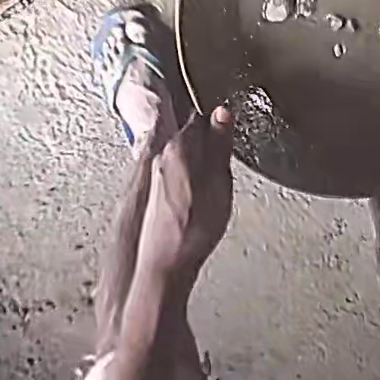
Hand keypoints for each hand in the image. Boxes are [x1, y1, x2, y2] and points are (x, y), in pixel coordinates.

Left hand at [135, 107, 235, 291]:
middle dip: (205, 142)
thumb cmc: (192, 229)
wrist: (163, 265)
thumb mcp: (219, 183)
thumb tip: (223, 114)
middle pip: (187, 136)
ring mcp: (152, 175)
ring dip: (195, 161)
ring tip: (211, 180)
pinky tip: (194, 196)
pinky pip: (172, 173)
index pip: (200, 119)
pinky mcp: (150, 193)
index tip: (229, 132)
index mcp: (179, 148)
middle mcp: (160, 157)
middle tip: (223, 156)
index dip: (218, 124)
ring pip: (178, 156)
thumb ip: (220, 145)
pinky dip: (185, 178)